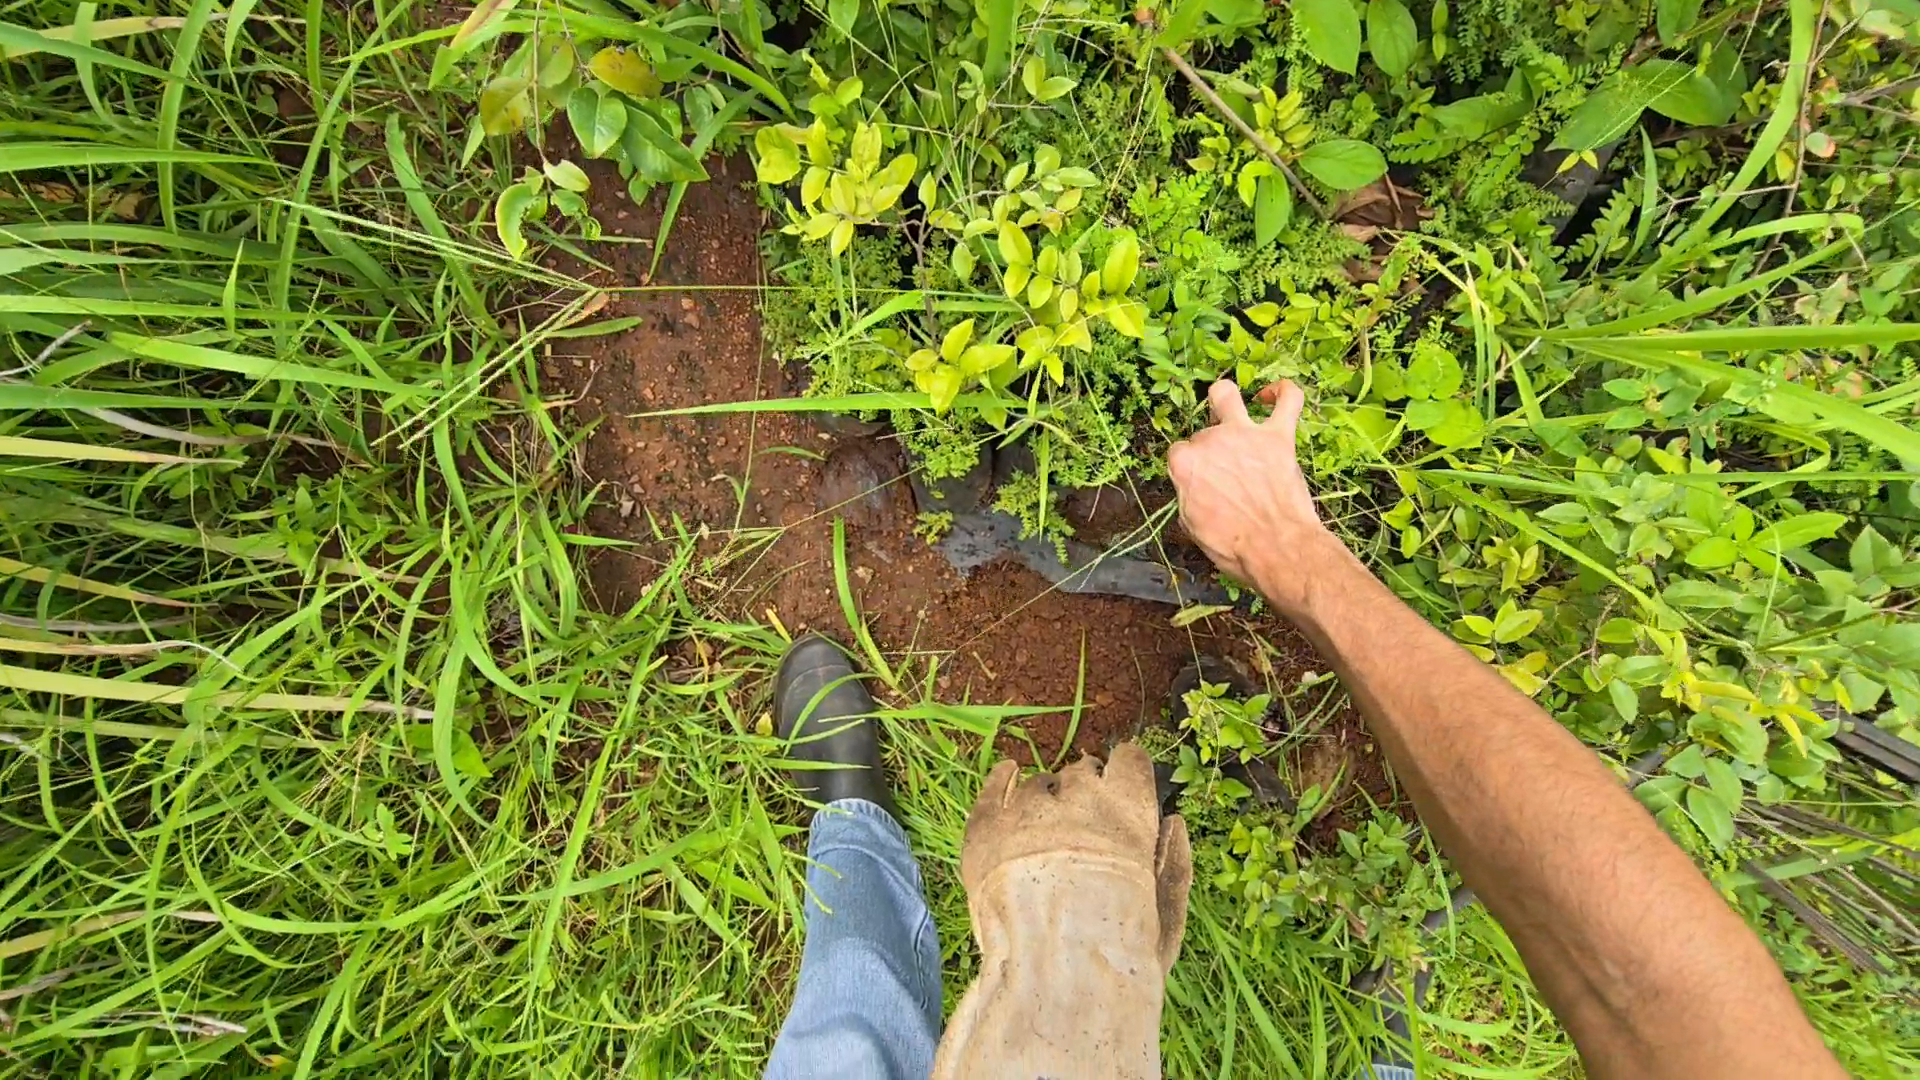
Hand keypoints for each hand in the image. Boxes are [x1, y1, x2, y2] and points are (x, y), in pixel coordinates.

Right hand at [1167, 379, 1340, 612]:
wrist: (1276, 547)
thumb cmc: (1233, 544)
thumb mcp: (1192, 524)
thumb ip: (1188, 493)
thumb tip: (1192, 485)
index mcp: (1186, 464)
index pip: (1179, 453)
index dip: (1188, 467)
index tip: (1198, 482)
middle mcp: (1211, 441)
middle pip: (1203, 433)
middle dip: (1210, 449)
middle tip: (1223, 472)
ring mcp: (1245, 434)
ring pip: (1226, 395)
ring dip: (1223, 399)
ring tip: (1227, 410)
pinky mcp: (1279, 436)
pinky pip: (1288, 400)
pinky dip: (1283, 392)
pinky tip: (1274, 394)